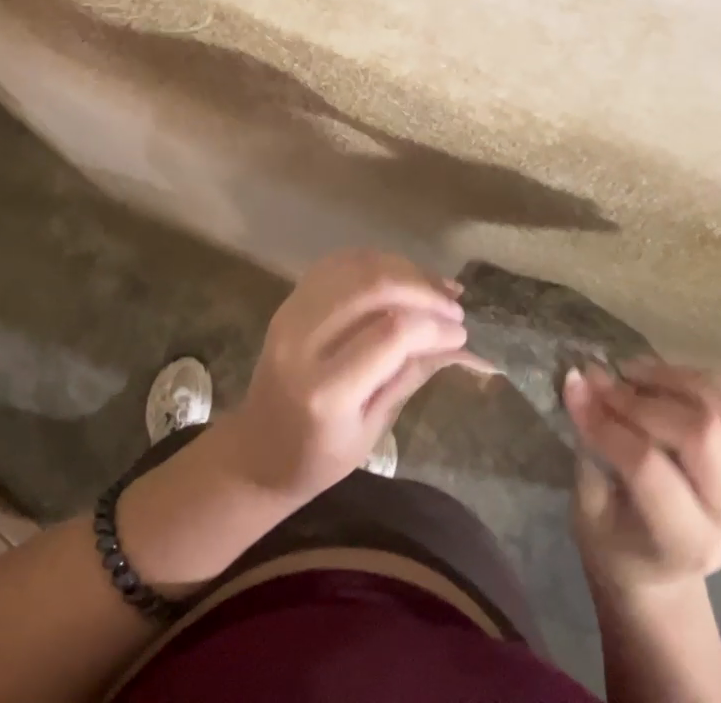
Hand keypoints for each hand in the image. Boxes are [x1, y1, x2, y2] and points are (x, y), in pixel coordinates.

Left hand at [219, 249, 493, 503]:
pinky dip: (375, 264)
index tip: (462, 333)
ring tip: (437, 289)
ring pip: (354, 267)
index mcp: (325, 389)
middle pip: (371, 286)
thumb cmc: (319, 457)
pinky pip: (336, 266)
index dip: (434, 325)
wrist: (258, 451)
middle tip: (454, 306)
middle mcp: (301, 342)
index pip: (390, 334)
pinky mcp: (288, 303)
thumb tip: (462, 343)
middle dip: (422, 288)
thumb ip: (412, 374)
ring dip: (403, 270)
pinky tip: (402, 279)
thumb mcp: (374, 428)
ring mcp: (289, 315)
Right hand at [562, 360, 720, 591]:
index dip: (606, 423)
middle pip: (702, 433)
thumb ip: (588, 448)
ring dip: (678, 380)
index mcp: (686, 541)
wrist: (659, 565)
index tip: (575, 390)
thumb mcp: (588, 510)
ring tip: (634, 373)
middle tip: (604, 384)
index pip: (648, 466)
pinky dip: (703, 381)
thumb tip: (580, 383)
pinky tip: (664, 378)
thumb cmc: (614, 544)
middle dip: (643, 399)